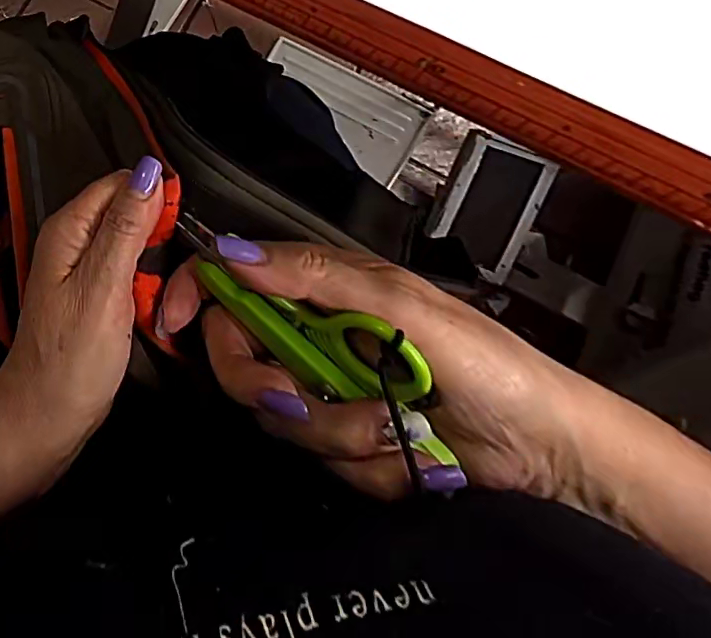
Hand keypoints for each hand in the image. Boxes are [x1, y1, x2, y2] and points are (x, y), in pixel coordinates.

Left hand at [0, 159, 165, 530]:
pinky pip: (130, 266)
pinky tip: (155, 301)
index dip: (155, 194)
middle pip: (128, 207)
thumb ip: (127, 226)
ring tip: (161, 293)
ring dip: (156, 257)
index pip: (121, 182)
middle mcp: (73, 238)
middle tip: (172, 269)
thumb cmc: (72, 360)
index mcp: (69, 227)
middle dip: (158, 228)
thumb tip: (150, 169)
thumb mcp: (104, 287)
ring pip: (134, 238)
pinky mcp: (95, 290)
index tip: (182, 225)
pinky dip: (147, 278)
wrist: (44, 424)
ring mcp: (83, 266)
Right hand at [159, 239, 599, 502]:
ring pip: (276, 413)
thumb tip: (235, 253)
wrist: (537, 444)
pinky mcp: (341, 432)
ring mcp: (325, 384)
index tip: (173, 321)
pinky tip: (396, 443)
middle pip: (237, 352)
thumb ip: (312, 275)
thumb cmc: (482, 360)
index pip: (233, 277)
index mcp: (320, 286)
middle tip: (305, 395)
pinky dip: (357, 458)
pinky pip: (317, 454)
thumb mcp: (395, 303)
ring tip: (385, 421)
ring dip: (331, 428)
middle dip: (266, 383)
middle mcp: (313, 331)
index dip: (195, 292)